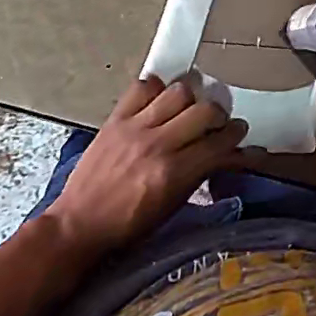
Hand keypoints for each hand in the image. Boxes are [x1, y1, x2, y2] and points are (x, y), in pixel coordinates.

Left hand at [40, 76, 246, 257]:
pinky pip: (142, 88)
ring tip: (188, 110)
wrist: (78, 226)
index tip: (237, 133)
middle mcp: (157, 145)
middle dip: (218, 115)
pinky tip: (159, 102)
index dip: (235, 134)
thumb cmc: (130, 224)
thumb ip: (203, 172)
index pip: (220, 141)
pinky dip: (155, 90)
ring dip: (191, 99)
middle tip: (215, 122)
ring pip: (179, 92)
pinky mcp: (114, 121)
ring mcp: (134, 129)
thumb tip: (230, 153)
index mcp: (174, 172)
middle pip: (206, 110)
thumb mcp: (174, 203)